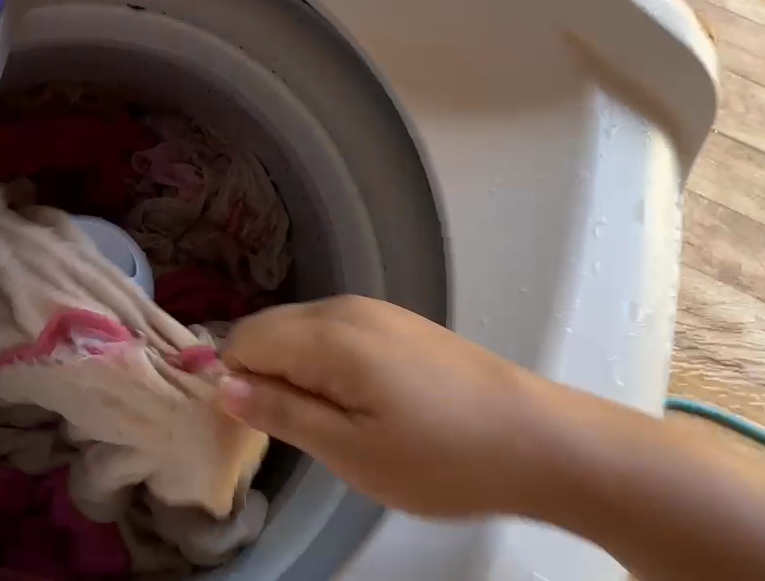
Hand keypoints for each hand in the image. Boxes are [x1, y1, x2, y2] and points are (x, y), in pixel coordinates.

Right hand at [215, 295, 566, 518]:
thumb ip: (282, 414)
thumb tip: (224, 388)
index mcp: (327, 335)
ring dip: (292, 367)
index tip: (246, 427)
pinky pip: (333, 331)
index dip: (232, 379)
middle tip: (285, 430)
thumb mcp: (353, 453)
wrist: (540, 440)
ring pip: (301, 328)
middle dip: (259, 371)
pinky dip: (322, 361)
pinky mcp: (396, 321)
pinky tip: (354, 401)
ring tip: (323, 422)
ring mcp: (373, 310)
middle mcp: (343, 308)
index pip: (244, 339)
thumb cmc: (442, 457)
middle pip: (270, 327)